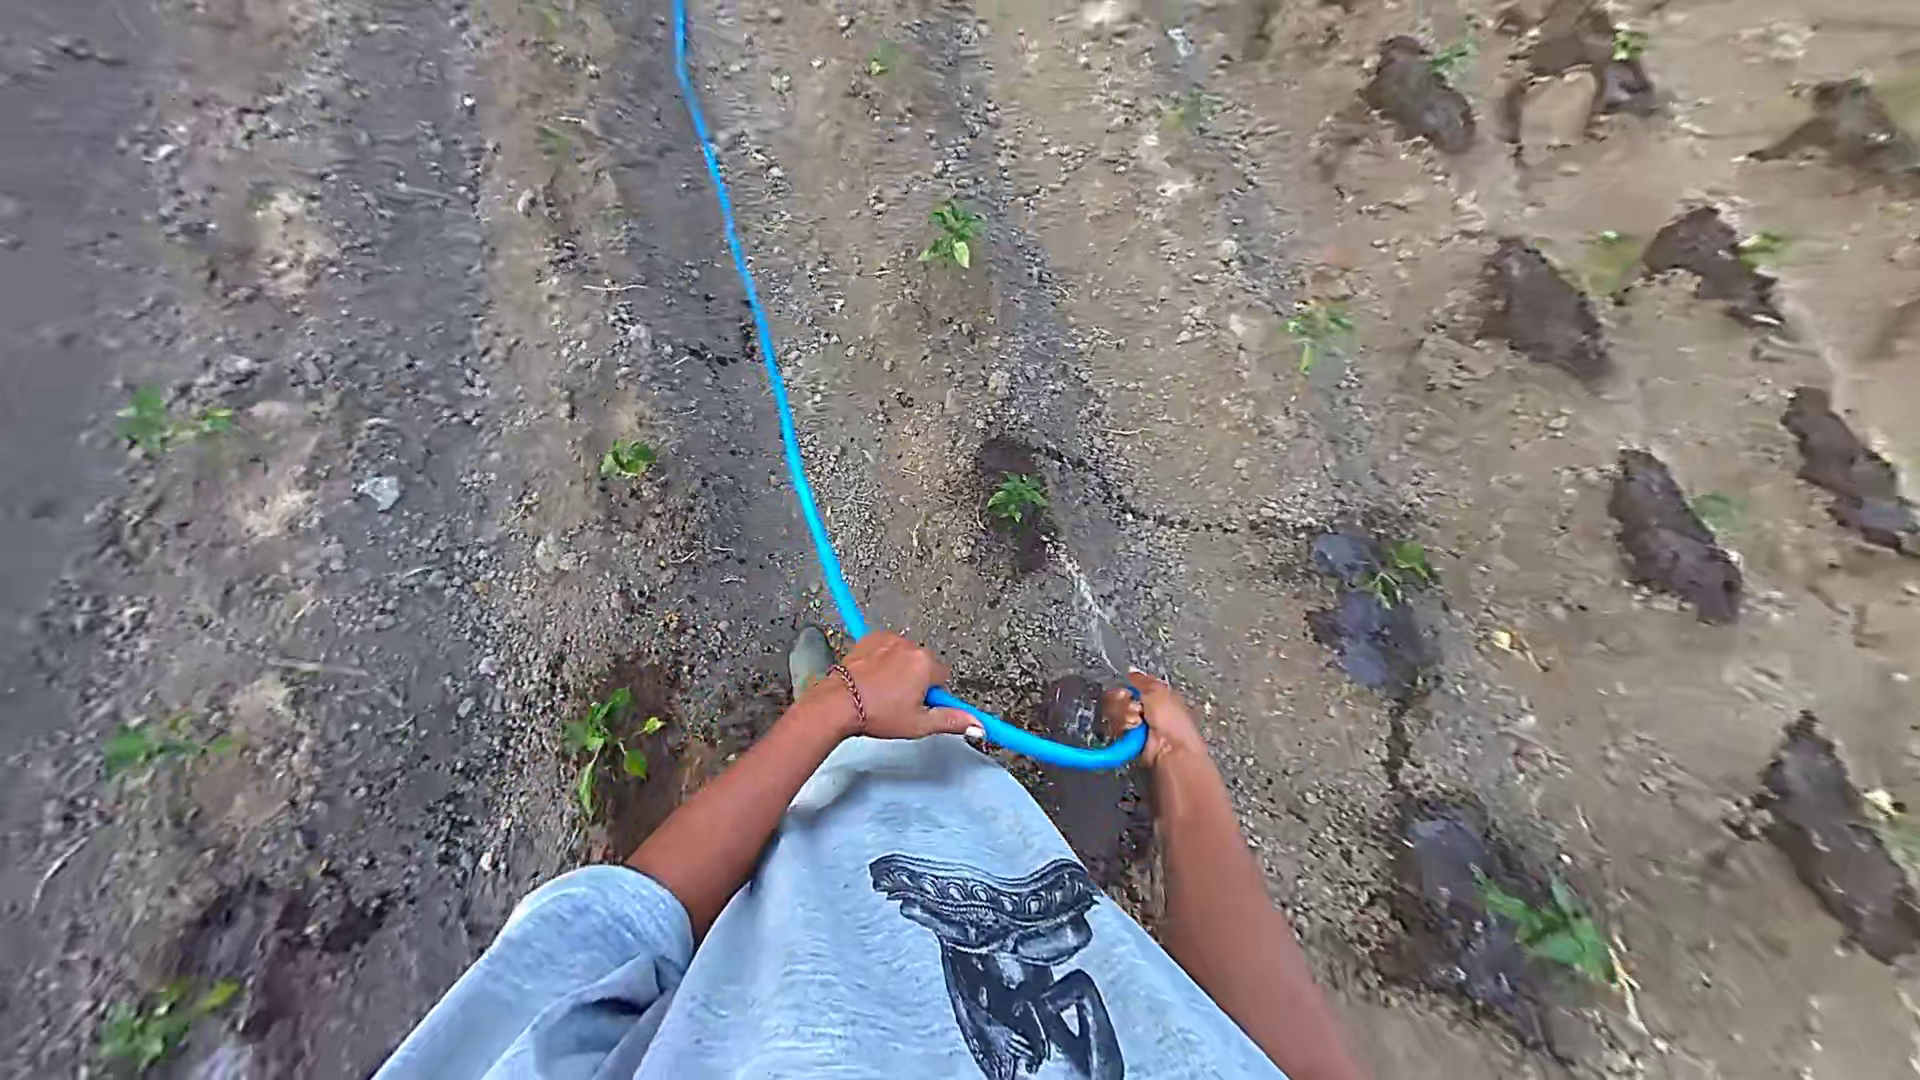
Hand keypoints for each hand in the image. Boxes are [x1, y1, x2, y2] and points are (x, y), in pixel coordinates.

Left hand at [802, 631, 979, 740]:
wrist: (838, 703)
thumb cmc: (877, 713)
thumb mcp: (918, 724)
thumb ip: (951, 721)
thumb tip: (978, 725)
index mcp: (926, 664)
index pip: (942, 677)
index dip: (931, 693)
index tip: (917, 704)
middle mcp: (910, 646)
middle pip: (923, 664)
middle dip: (915, 679)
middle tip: (897, 700)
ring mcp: (889, 640)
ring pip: (904, 655)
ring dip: (898, 668)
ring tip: (881, 690)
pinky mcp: (871, 638)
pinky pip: (886, 647)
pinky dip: (882, 658)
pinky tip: (872, 677)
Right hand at [1101, 670, 1209, 769]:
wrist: (1171, 749)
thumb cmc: (1173, 721)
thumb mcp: (1158, 691)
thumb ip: (1141, 680)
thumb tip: (1130, 672)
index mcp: (1154, 695)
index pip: (1131, 685)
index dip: (1128, 687)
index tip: (1130, 691)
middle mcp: (1143, 709)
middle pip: (1118, 696)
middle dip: (1124, 702)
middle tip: (1136, 708)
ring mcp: (1134, 723)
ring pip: (1114, 710)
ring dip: (1125, 715)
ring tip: (1138, 722)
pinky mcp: (1126, 737)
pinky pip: (1113, 725)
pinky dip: (1123, 726)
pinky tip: (1134, 729)